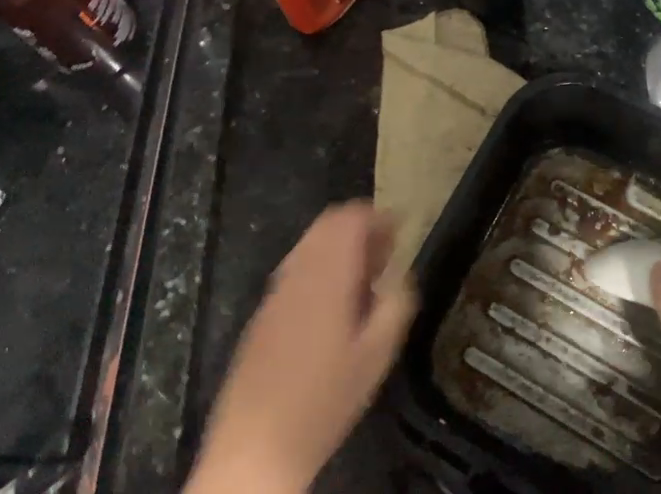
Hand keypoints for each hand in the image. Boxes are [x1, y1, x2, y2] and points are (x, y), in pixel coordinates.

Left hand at [187, 202, 417, 493]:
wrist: (257, 445)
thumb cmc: (326, 400)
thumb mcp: (377, 356)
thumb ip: (396, 305)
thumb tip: (403, 276)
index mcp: (326, 277)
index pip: (348, 219)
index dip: (377, 216)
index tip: (399, 229)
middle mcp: (295, 274)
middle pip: (326, 225)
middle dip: (359, 229)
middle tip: (386, 252)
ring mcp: (274, 293)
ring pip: (308, 247)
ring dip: (338, 249)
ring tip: (366, 278)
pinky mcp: (262, 314)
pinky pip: (295, 270)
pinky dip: (320, 268)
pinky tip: (336, 305)